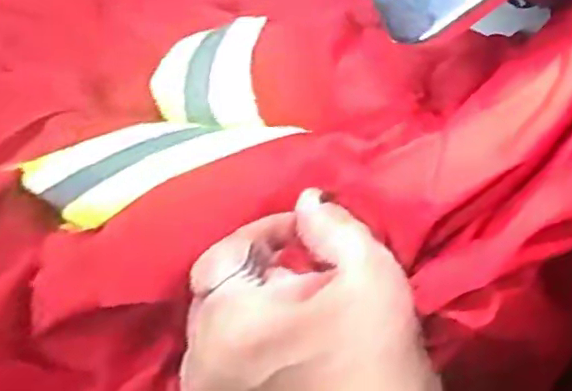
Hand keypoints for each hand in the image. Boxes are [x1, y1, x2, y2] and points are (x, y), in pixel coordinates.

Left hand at [181, 189, 438, 390]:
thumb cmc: (372, 336)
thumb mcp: (366, 266)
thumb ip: (332, 226)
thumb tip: (308, 199)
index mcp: (229, 323)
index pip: (220, 254)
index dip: (267, 228)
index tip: (310, 226)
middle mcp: (199, 358)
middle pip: (215, 287)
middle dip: (262, 261)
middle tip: (312, 255)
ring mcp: (205, 385)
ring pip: (218, 317)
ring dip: (257, 291)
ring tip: (307, 285)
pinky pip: (222, 345)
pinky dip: (252, 322)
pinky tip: (295, 320)